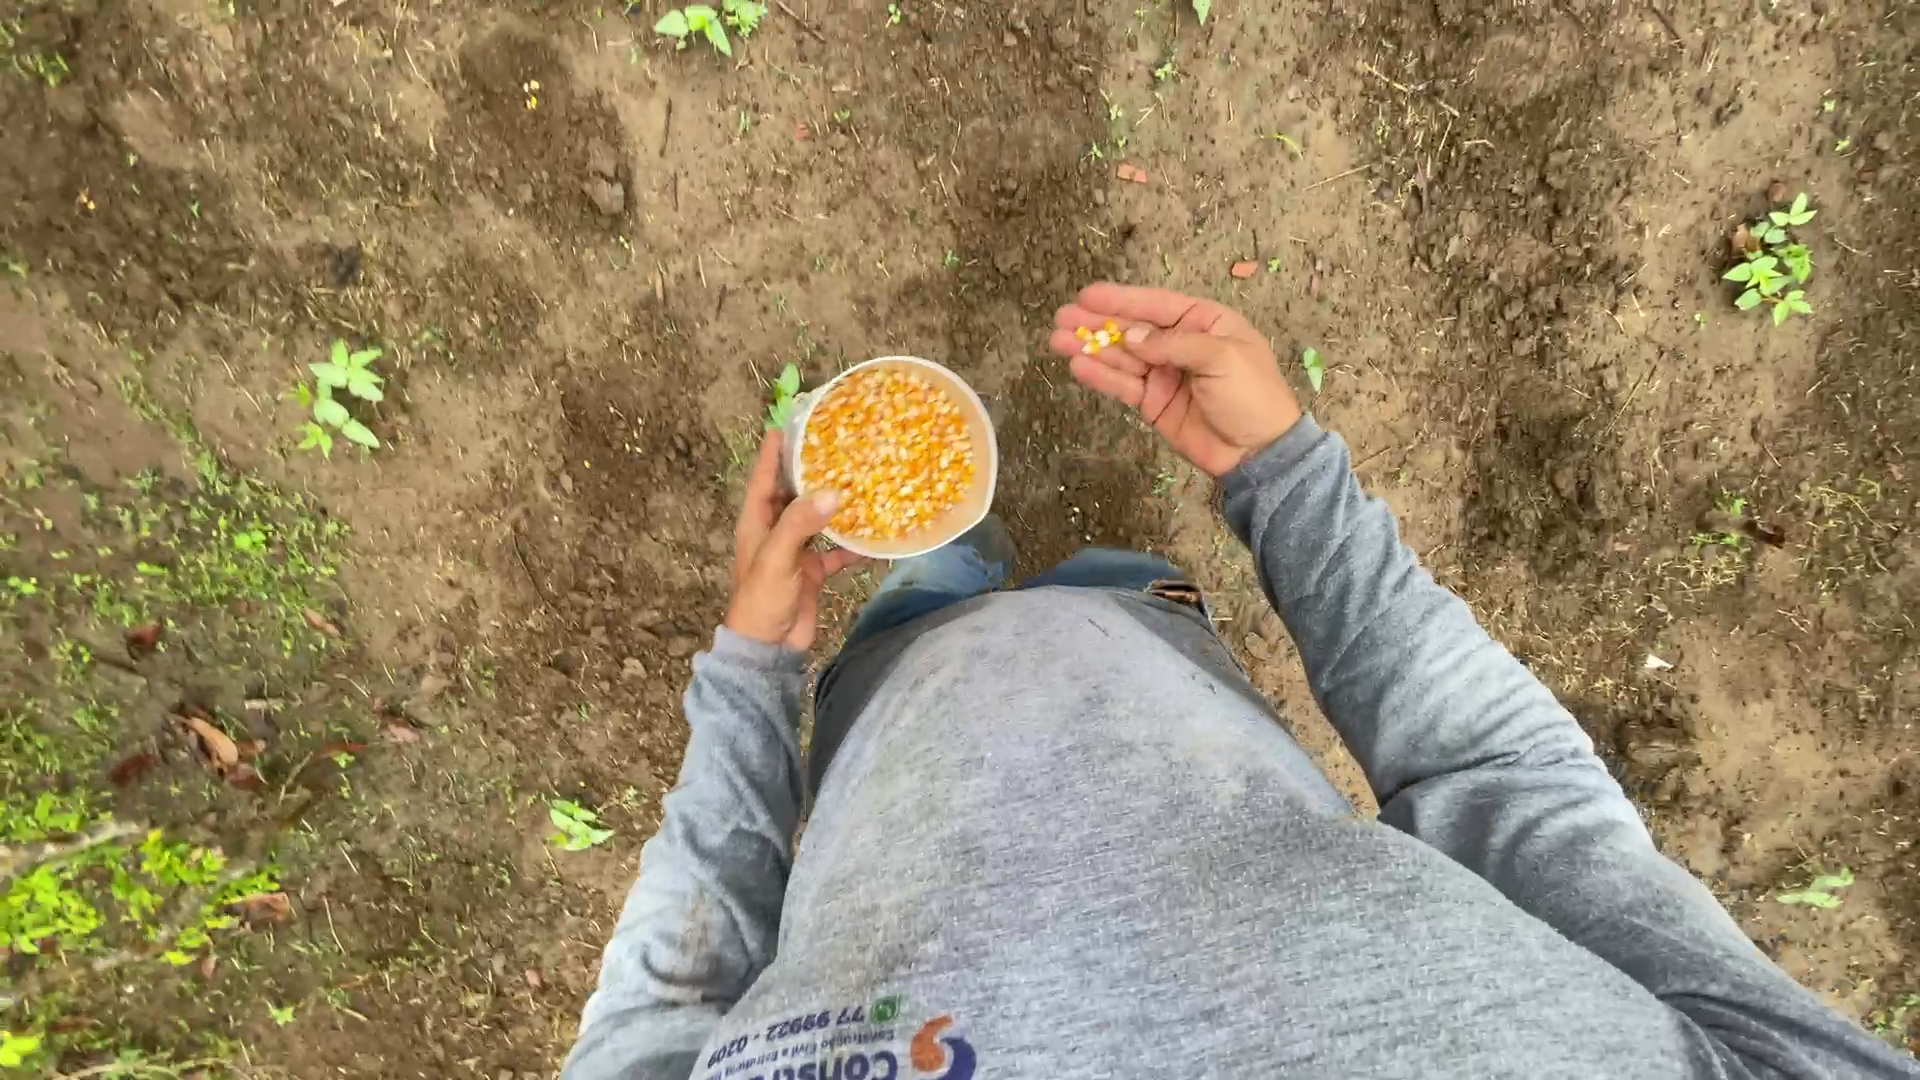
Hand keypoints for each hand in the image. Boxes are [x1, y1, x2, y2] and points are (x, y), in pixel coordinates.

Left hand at [723, 431, 864, 649]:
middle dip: (813, 474)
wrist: (769, 647)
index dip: (773, 452)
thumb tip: (832, 493)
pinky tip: (875, 536)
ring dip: (837, 506)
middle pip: (794, 494)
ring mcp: (797, 551)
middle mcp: (776, 531)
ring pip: (819, 520)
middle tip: (837, 450)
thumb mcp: (777, 557)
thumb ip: (801, 524)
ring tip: (861, 483)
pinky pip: (837, 552)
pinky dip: (854, 545)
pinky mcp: (813, 571)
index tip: (788, 425)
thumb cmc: (762, 599)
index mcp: (758, 522)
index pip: (763, 477)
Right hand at [1050, 283, 1303, 476]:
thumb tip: (1130, 336)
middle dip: (1096, 323)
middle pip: (1131, 329)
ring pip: (1121, 357)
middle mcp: (1179, 345)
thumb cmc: (1251, 395)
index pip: (1155, 306)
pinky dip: (1101, 377)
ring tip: (1057, 340)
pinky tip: (1078, 366)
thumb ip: (1174, 344)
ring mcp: (1163, 375)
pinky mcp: (1153, 403)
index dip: (1120, 300)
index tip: (1086, 295)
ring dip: (1089, 348)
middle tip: (1061, 318)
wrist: (1257, 452)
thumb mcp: (1221, 357)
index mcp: (1204, 323)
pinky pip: (1122, 386)